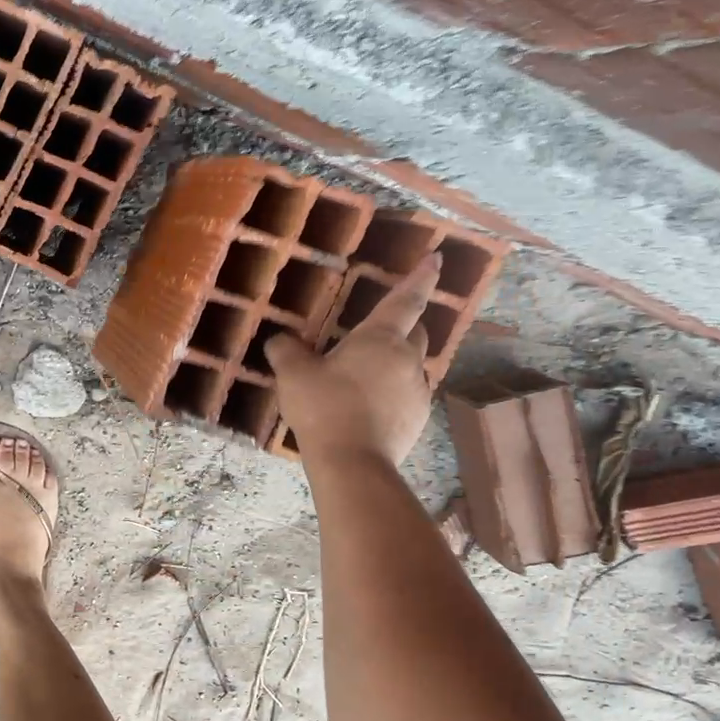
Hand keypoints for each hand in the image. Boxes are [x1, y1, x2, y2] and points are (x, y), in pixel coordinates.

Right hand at [267, 253, 437, 467]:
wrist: (353, 462)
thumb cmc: (324, 407)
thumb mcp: (292, 373)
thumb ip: (286, 349)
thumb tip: (281, 339)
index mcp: (381, 339)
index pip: (406, 300)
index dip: (421, 277)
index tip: (437, 258)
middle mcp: (408, 360)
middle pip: (416, 331)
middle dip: (406, 322)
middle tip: (381, 324)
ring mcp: (418, 391)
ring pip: (411, 364)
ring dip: (393, 360)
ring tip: (362, 370)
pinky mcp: (417, 419)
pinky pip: (405, 392)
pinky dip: (390, 388)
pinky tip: (364, 402)